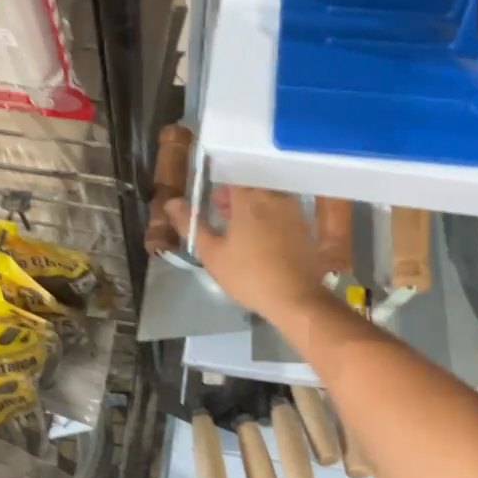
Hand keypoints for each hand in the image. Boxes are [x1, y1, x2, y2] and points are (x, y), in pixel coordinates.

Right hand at [164, 188, 327, 322]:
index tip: (213, 207)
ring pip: (269, 200)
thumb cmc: (248, 274)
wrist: (295, 298)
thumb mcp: (212, 253)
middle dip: (237, 199)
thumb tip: (171, 203)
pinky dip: (271, 220)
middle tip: (225, 219)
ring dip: (254, 209)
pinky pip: (283, 214)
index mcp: (249, 198)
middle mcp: (274, 197)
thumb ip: (191, 224)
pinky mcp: (306, 226)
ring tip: (243, 232)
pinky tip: (264, 242)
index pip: (232, 179)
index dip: (220, 191)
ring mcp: (294, 211)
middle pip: (252, 188)